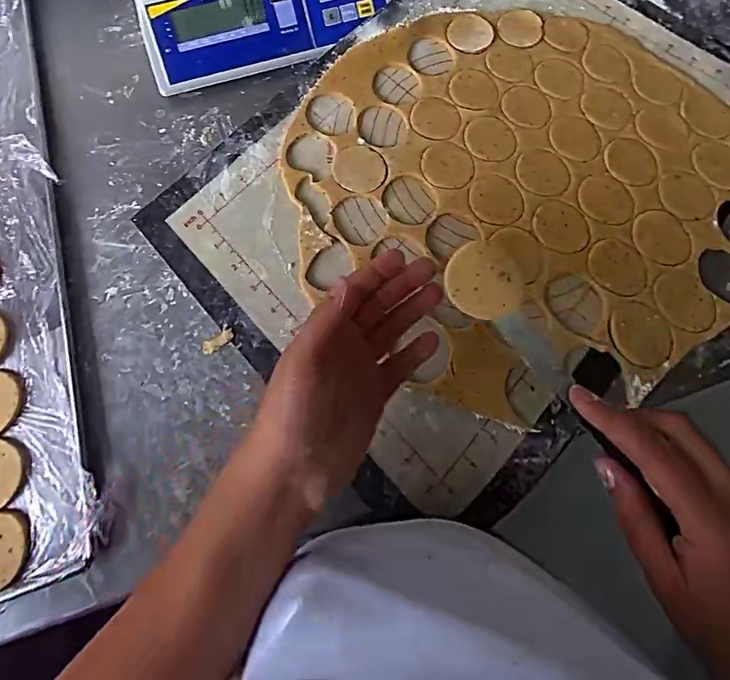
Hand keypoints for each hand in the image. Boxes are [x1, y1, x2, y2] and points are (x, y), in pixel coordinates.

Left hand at [244, 251, 442, 514]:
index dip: (377, 274)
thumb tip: (351, 281)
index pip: (355, 293)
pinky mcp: (374, 396)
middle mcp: (344, 345)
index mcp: (325, 332)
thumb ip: (328, 320)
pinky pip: (398, 368)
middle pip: (378, 307)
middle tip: (431, 269)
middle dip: (402, 286)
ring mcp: (361, 370)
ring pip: (391, 332)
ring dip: (412, 312)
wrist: (294, 471)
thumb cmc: (293, 410)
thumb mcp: (305, 358)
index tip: (402, 257)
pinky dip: (414, 354)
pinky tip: (432, 340)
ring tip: (436, 295)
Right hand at [572, 388, 729, 679]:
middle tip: (598, 417)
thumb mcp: (666, 585)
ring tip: (619, 439)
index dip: (612, 419)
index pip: (654, 452)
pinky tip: (652, 467)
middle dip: (635, 415)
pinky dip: (673, 448)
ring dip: (654, 429)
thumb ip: (635, 519)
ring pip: (696, 439)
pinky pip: (706, 458)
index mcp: (711, 522)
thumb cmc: (720, 634)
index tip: (580, 397)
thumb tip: (607, 465)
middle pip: (680, 430)